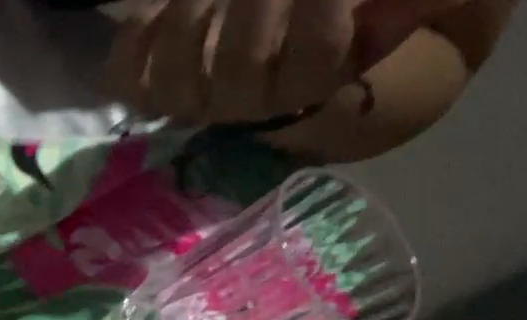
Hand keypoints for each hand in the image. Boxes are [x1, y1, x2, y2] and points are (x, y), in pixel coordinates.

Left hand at [103, 0, 470, 124]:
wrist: (279, 44)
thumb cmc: (349, 13)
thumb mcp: (398, 4)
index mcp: (317, 76)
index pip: (320, 45)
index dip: (321, 5)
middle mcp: (250, 102)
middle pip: (243, 58)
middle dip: (254, 0)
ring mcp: (194, 99)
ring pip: (182, 69)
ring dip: (191, 12)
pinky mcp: (149, 91)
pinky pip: (129, 78)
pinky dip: (135, 37)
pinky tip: (155, 5)